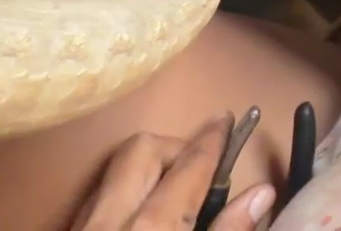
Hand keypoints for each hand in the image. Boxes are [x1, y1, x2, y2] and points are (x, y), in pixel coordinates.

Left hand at [69, 117, 273, 230]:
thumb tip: (261, 192)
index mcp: (154, 226)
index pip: (192, 163)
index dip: (215, 138)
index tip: (228, 120)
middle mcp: (111, 220)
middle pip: (142, 148)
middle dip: (174, 147)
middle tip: (197, 168)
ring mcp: (80, 230)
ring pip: (112, 173)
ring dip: (145, 171)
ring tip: (169, 195)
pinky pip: (93, 203)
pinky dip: (119, 199)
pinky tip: (133, 224)